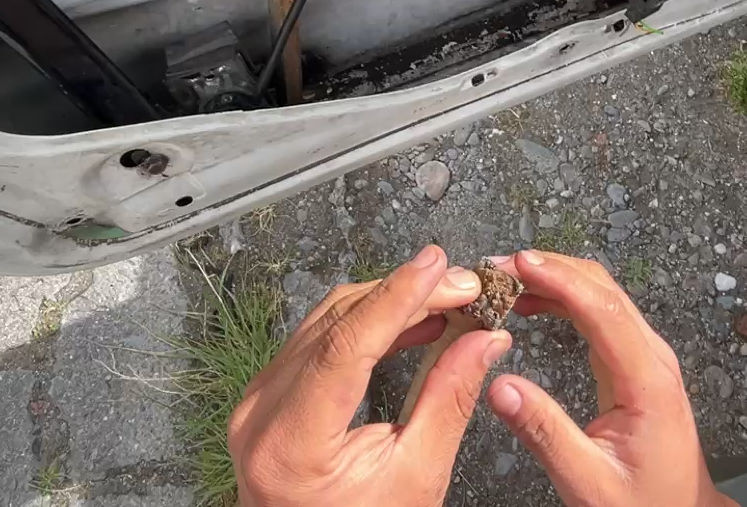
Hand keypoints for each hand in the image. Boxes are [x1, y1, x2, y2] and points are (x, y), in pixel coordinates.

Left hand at [227, 245, 510, 506]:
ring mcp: (261, 396)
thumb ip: (448, 401)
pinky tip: (412, 318)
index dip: (397, 296)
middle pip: (340, 322)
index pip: (346, 343)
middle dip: (407, 294)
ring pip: (332, 318)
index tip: (437, 266)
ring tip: (446, 296)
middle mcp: (263, 409)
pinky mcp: (273, 389)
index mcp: (290, 440)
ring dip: (391, 301)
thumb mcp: (416, 480)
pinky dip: (370, 320)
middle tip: (462, 285)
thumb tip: (485, 338)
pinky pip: (324, 335)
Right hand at [487, 250, 734, 506]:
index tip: (522, 263)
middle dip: (550, 269)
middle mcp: (651, 356)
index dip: (561, 279)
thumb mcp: (590, 484)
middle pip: (602, 288)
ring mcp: (644, 354)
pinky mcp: (632, 359)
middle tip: (501, 269)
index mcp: (648, 382)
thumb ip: (545, 434)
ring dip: (554, 278)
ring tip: (508, 281)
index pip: (604, 310)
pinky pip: (597, 312)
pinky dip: (562, 297)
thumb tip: (499, 387)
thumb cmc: (644, 506)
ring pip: (599, 294)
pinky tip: (533, 303)